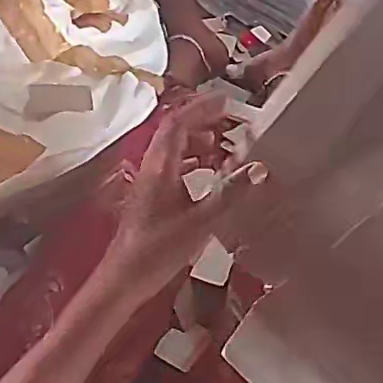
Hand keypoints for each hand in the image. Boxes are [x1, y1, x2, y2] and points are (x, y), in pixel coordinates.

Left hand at [102, 93, 262, 298]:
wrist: (123, 280)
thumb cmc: (157, 250)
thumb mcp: (199, 223)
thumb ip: (229, 194)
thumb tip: (259, 169)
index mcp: (160, 167)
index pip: (178, 123)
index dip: (202, 108)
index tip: (227, 101)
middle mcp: (153, 168)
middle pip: (177, 131)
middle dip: (206, 121)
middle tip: (235, 123)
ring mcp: (151, 182)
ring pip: (177, 148)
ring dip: (202, 141)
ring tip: (229, 146)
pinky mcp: (154, 197)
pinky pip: (177, 166)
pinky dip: (197, 161)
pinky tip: (214, 172)